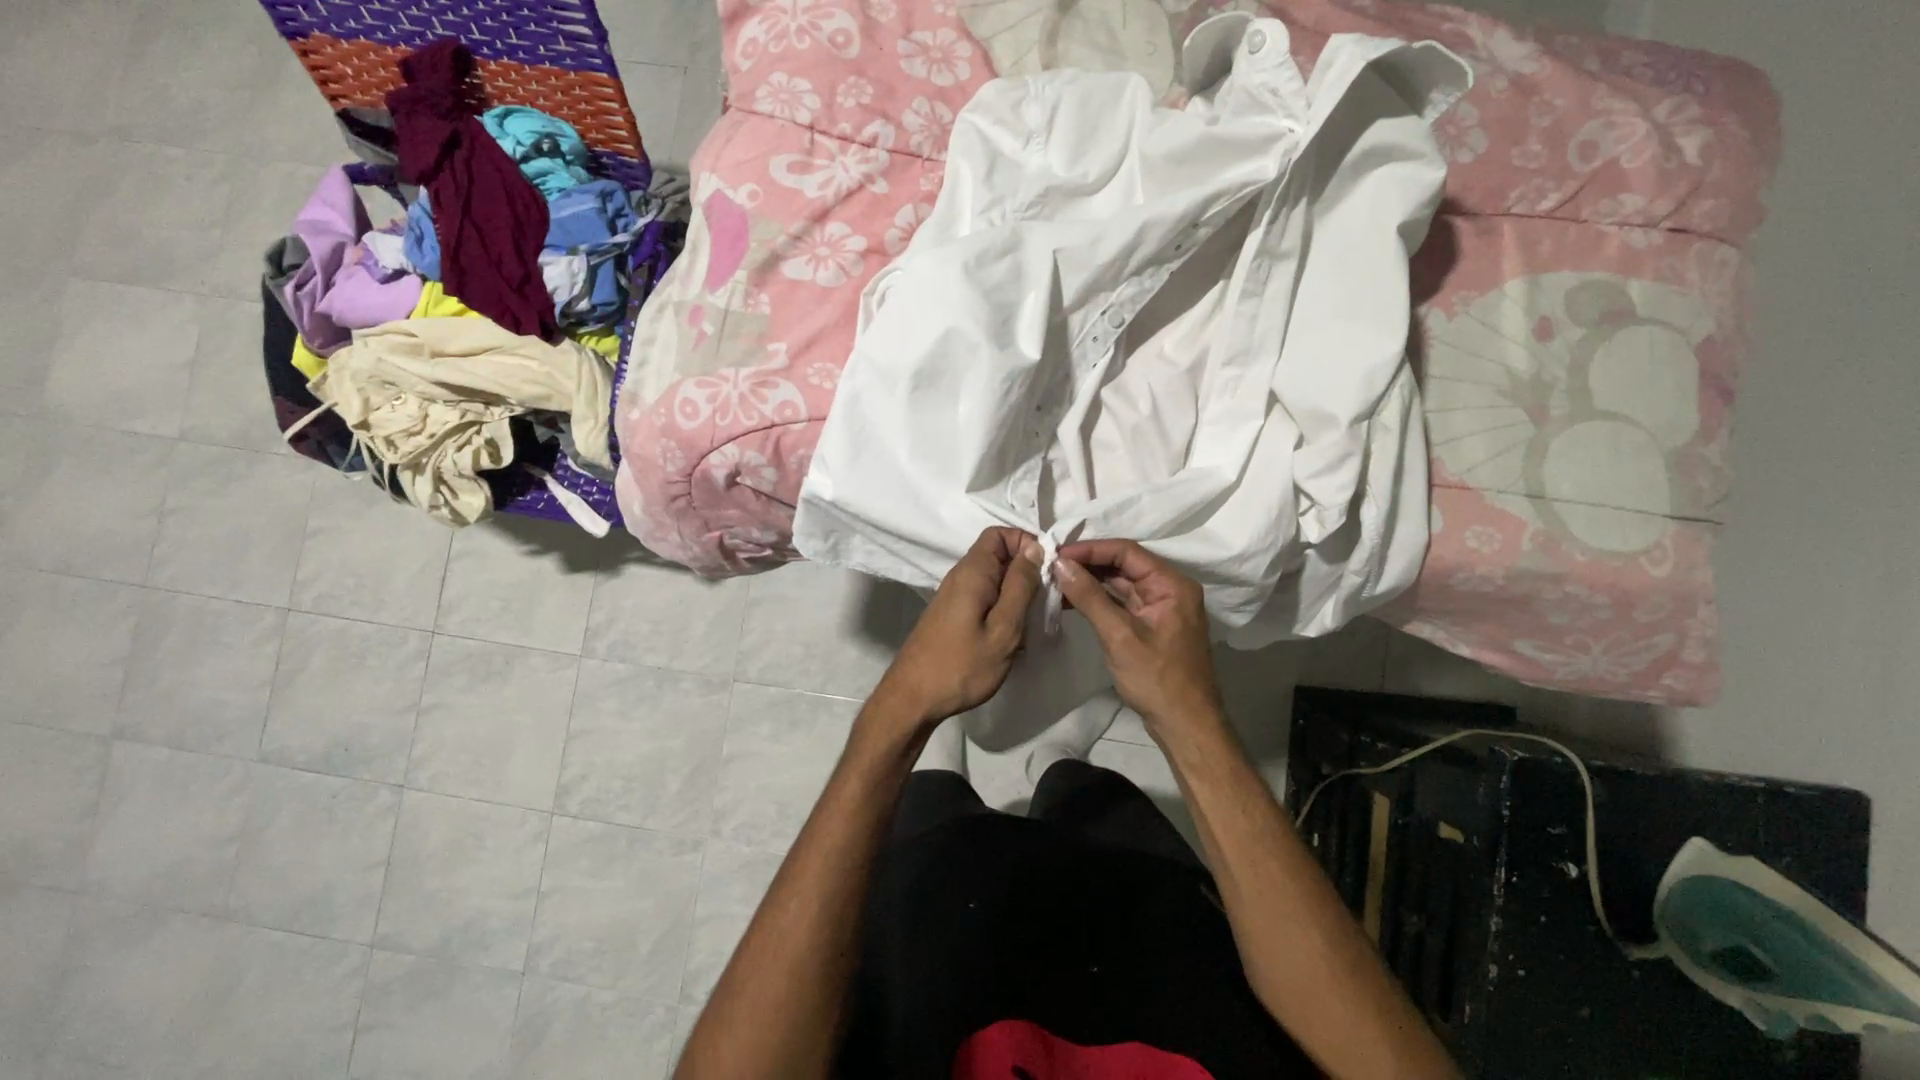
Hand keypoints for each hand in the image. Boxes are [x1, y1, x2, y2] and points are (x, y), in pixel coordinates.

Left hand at [873, 527, 1044, 727]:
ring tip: (1034, 623)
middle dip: (1027, 572)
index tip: (1049, 570)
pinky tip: (1013, 637)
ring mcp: (954, 598)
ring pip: (994, 581)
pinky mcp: (953, 616)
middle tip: (1048, 601)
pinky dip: (1003, 611)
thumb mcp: (1003, 628)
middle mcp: (960, 577)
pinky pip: (984, 600)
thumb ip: (1021, 586)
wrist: (913, 699)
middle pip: (999, 556)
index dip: (1027, 543)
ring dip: (1017, 596)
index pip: (1000, 533)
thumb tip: (1035, 548)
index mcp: (972, 572)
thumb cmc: (961, 666)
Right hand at [1053, 539, 1223, 732]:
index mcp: (1172, 585)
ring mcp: (1161, 609)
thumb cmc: (1156, 679)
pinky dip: (1098, 601)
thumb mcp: (1119, 635)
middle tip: (1050, 566)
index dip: (1091, 549)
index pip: (1127, 552)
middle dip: (1087, 565)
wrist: (1185, 724)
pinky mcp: (1151, 626)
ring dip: (1090, 583)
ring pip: (1121, 585)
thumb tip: (1060, 564)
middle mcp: (1170, 590)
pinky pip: (1122, 603)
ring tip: (1055, 582)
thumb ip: (1090, 597)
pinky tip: (1072, 601)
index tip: (1057, 552)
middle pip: (1124, 566)